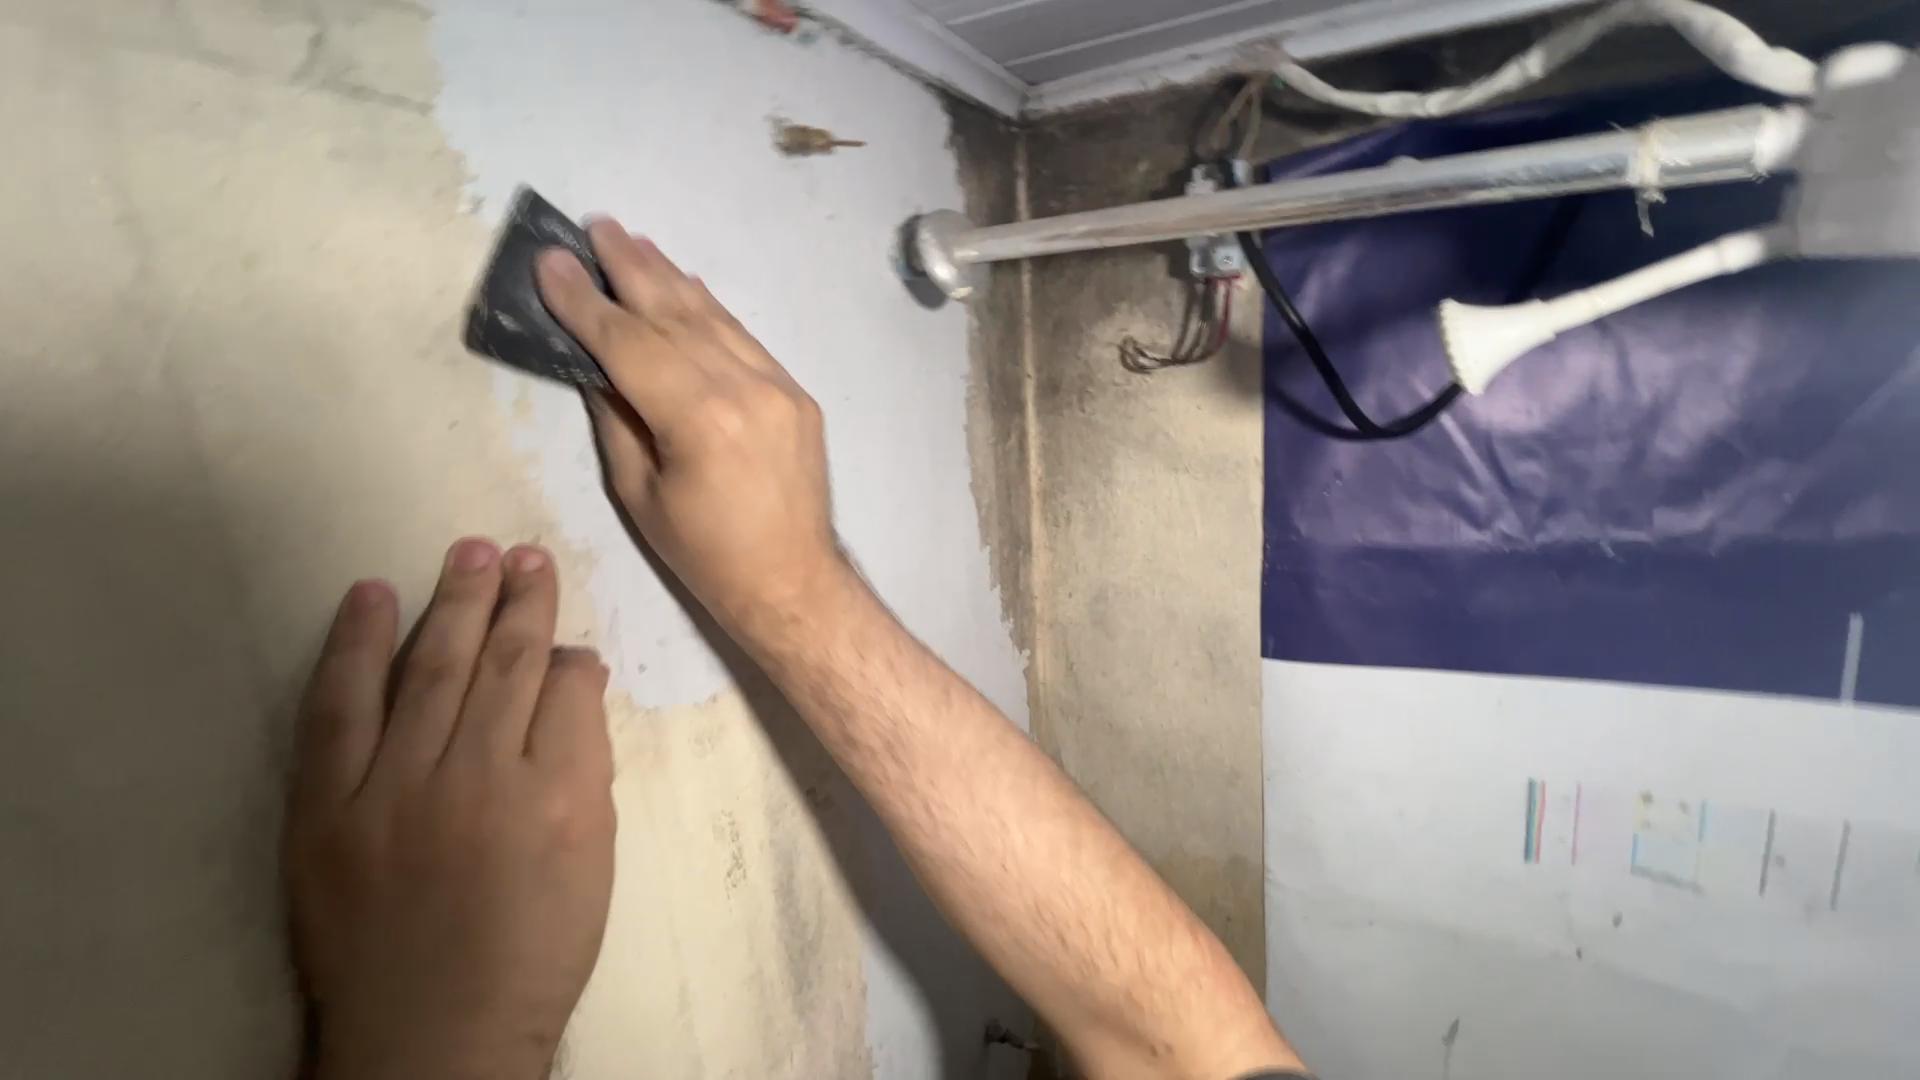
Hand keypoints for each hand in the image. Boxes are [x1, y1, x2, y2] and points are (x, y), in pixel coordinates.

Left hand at [285, 539, 615, 1079]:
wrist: (435, 1033)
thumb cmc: (541, 940)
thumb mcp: (596, 847)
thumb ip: (589, 754)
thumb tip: (577, 677)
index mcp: (557, 789)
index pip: (566, 685)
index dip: (567, 648)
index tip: (565, 623)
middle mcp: (479, 774)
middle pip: (504, 663)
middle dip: (520, 600)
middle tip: (526, 551)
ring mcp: (395, 787)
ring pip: (432, 668)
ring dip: (455, 601)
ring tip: (472, 550)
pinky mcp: (326, 808)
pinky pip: (338, 709)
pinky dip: (354, 647)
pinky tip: (371, 597)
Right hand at [535, 222, 846, 643]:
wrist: (792, 580)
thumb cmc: (706, 554)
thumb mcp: (640, 493)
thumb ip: (616, 418)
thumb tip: (595, 363)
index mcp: (700, 418)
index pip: (629, 342)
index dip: (583, 301)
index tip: (548, 261)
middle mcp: (745, 388)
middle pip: (676, 314)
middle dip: (630, 268)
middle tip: (594, 227)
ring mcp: (780, 388)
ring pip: (716, 319)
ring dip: (672, 279)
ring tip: (635, 243)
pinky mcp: (798, 397)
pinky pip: (747, 342)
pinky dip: (714, 313)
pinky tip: (691, 290)